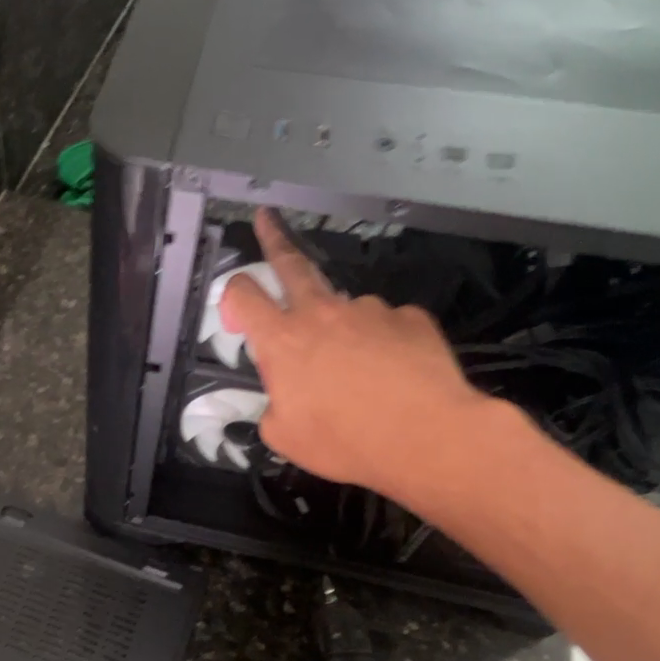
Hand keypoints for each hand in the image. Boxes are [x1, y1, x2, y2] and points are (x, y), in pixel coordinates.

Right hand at [221, 208, 499, 499]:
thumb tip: (282, 400)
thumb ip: (275, 407)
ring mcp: (369, 310)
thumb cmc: (346, 440)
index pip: (243, 295)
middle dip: (274, 238)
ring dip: (342, 329)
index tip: (237, 304)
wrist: (426, 435)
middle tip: (267, 220)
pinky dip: (383, 343)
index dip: (233, 295)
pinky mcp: (409, 318)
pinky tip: (394, 374)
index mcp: (282, 341)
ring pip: (345, 309)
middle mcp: (322, 314)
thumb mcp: (285, 436)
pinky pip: (387, 325)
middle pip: (291, 264)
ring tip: (359, 372)